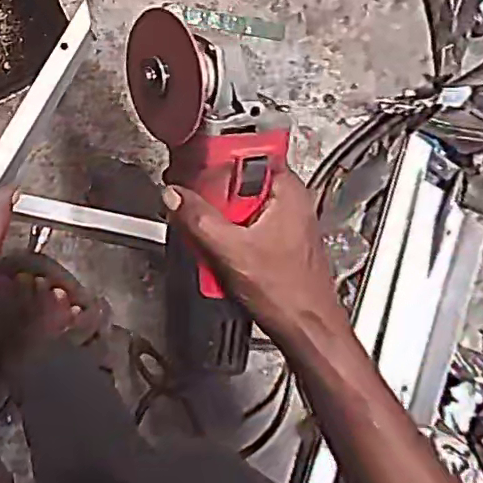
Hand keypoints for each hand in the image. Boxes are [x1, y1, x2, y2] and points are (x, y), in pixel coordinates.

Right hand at [162, 169, 346, 350]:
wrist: (308, 333)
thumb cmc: (289, 295)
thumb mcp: (230, 251)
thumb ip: (197, 218)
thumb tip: (174, 195)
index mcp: (287, 190)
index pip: (247, 150)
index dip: (217, 156)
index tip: (195, 166)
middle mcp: (288, 198)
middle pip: (236, 177)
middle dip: (211, 192)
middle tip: (195, 206)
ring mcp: (281, 218)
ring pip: (236, 202)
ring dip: (216, 215)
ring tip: (207, 234)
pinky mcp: (273, 237)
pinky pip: (240, 222)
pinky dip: (225, 232)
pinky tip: (218, 250)